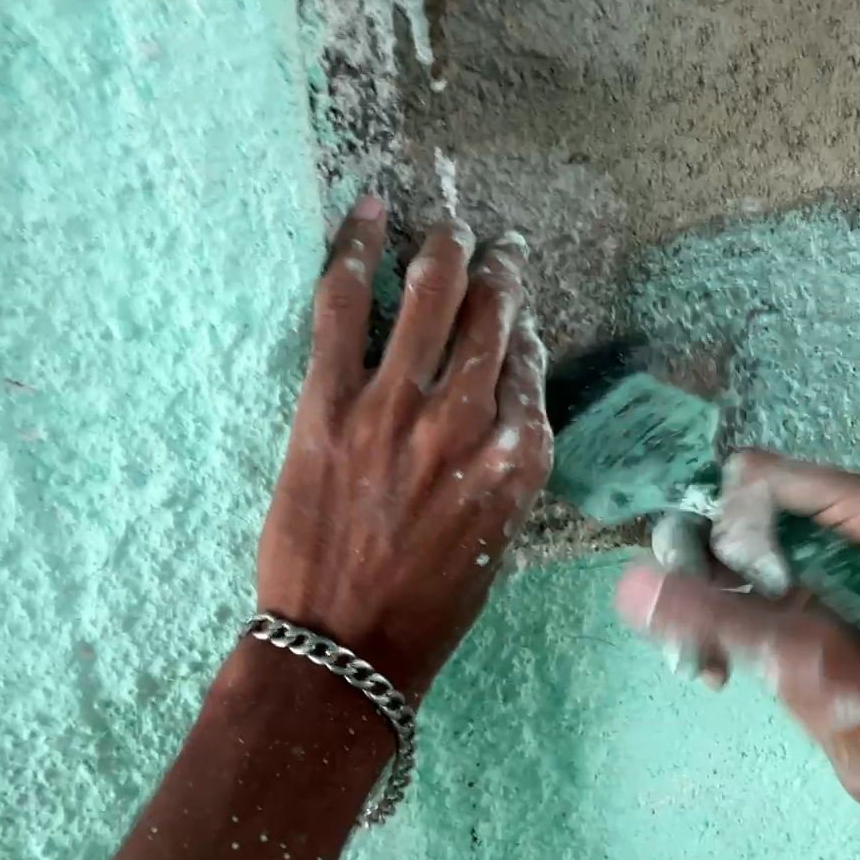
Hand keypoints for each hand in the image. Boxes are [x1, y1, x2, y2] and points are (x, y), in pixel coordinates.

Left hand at [256, 194, 552, 696]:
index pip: (530, 367)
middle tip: (499, 246)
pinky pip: (342, 309)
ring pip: (429, 298)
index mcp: (519, 458)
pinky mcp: (329, 405)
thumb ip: (510, 457)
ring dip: (443, 248)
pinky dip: (356, 253)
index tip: (517, 316)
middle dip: (500, 273)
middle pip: (492, 321)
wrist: (347, 645)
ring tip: (449, 223)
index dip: (524, 332)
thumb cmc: (435, 600)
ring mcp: (397, 407)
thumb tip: (504, 395)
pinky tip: (370, 214)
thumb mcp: (503, 531)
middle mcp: (468, 421)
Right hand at [615, 452, 859, 855]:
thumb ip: (710, 615)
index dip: (722, 528)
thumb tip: (628, 586)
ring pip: (718, 554)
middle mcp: (830, 522)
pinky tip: (712, 670)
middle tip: (690, 620)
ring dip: (697, 605)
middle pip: (727, 513)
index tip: (727, 587)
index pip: (751, 477)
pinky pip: (727, 589)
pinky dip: (712, 624)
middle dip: (698, 571)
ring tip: (699, 661)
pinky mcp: (791, 599)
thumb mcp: (798, 656)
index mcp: (854, 509)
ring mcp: (807, 561)